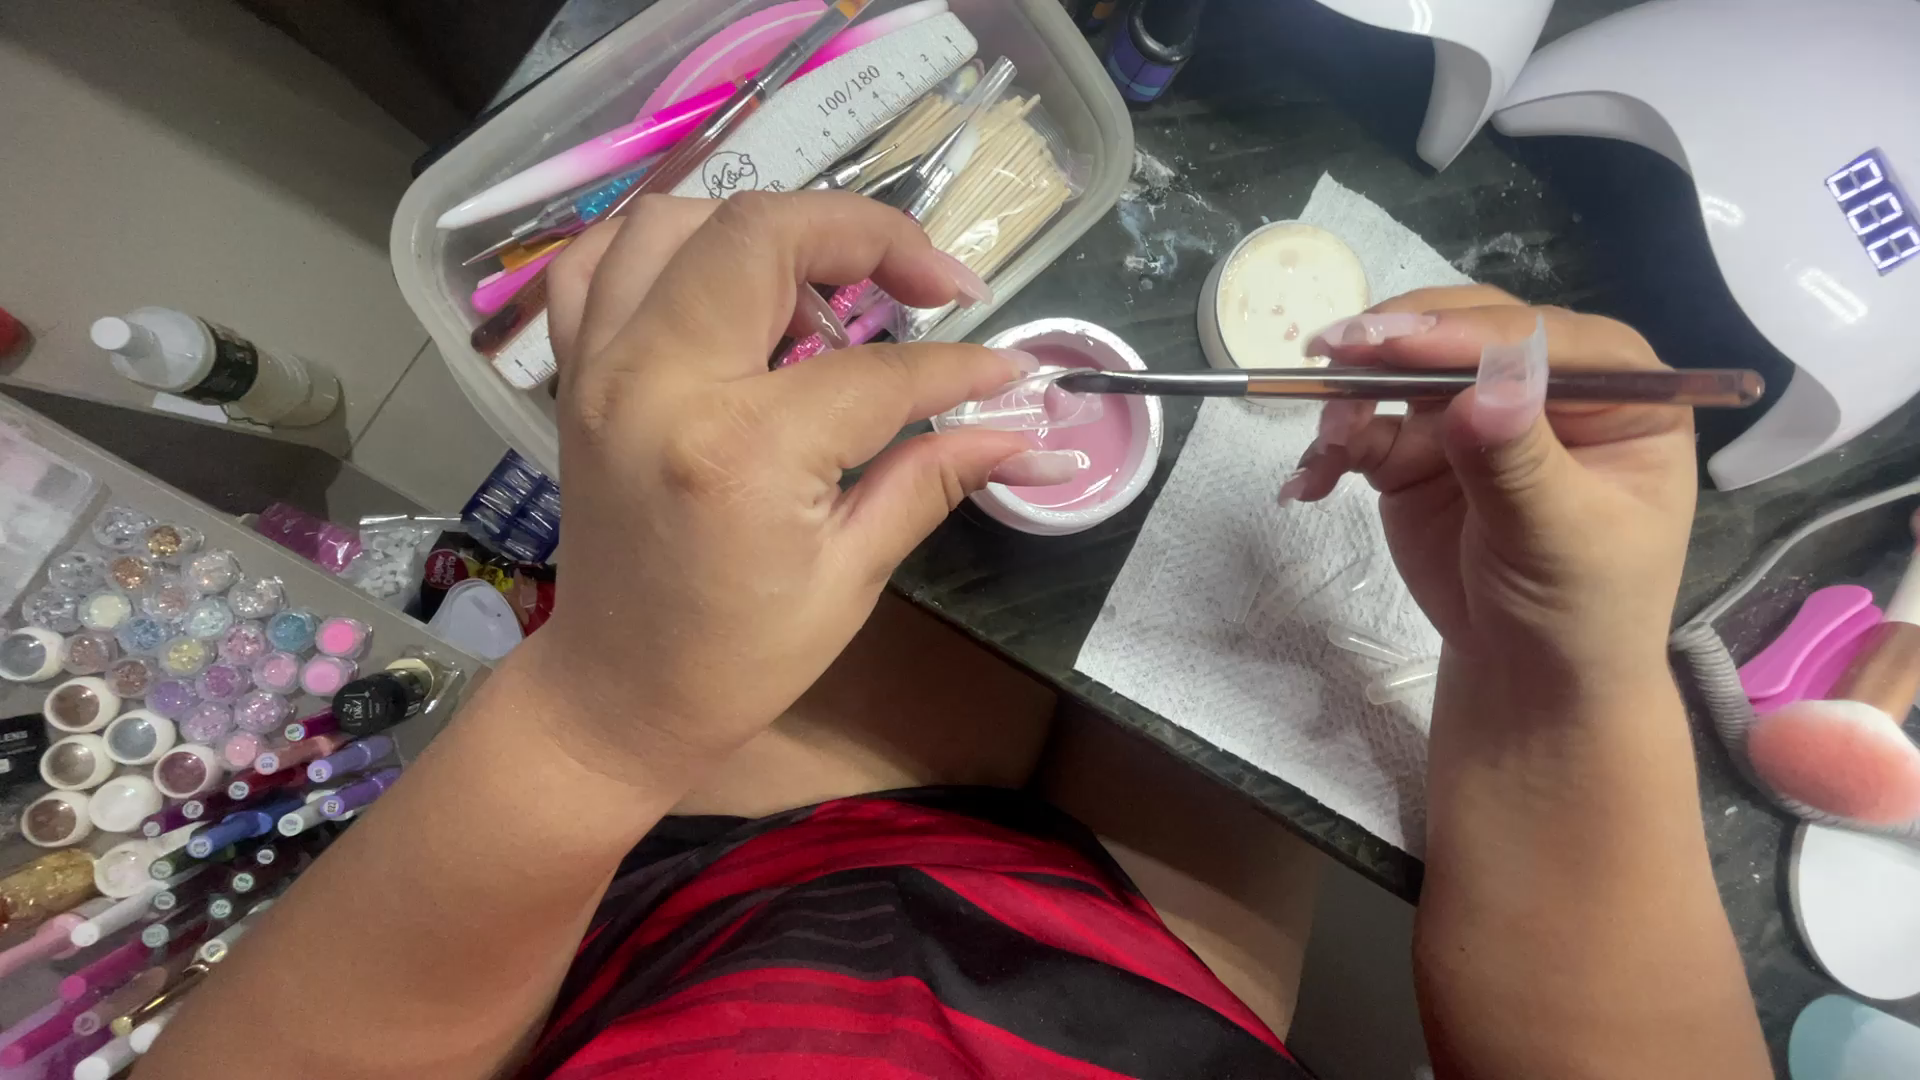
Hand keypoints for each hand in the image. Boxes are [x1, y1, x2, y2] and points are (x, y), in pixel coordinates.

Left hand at [527, 192, 1072, 778]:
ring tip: (826, 300)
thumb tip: (1032, 437)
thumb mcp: (854, 575)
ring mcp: (602, 370)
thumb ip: (937, 479)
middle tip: (933, 284)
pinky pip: (603, 262)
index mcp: (744, 451)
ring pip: (680, 221)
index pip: (879, 373)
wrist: (619, 696)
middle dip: (871, 236)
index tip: (1012, 370)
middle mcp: (661, 382)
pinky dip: (671, 246)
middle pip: (767, 236)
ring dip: (772, 234)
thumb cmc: (742, 658)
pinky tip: (724, 285)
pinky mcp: (578, 377)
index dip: (961, 366)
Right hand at [1283, 286, 1696, 697]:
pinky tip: (1307, 485)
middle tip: (1331, 356)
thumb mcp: (1559, 537)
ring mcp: (1467, 419)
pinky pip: (1360, 434)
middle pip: (1458, 337)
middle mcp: (1535, 388)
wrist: (1523, 662)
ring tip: (1325, 449)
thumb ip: (1519, 462)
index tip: (1386, 343)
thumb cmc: (1577, 602)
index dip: (1460, 335)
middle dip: (1391, 348)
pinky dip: (1327, 453)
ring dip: (1349, 403)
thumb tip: (1482, 392)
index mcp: (1610, 391)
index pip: (1533, 340)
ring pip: (1397, 378)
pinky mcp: (1412, 454)